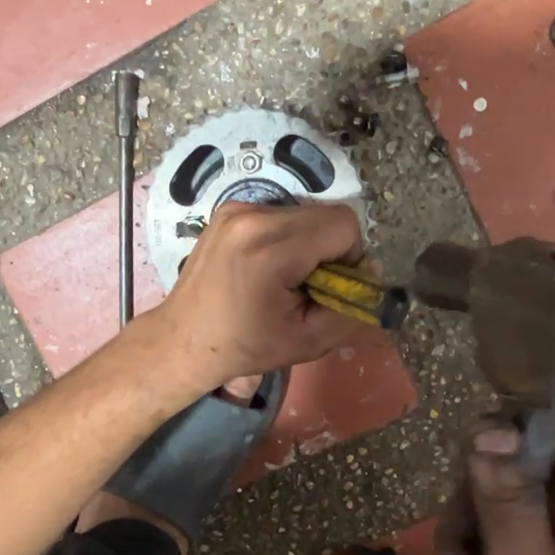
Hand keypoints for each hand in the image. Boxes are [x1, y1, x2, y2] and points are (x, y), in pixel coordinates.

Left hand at [148, 201, 367, 391]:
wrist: (184, 338)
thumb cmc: (244, 346)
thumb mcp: (308, 341)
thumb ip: (350, 308)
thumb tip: (370, 275)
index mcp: (270, 248)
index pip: (344, 226)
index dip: (348, 258)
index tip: (326, 288)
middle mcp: (252, 216)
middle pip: (325, 215)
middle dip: (328, 249)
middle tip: (306, 286)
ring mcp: (236, 208)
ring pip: (304, 212)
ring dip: (307, 242)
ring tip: (282, 279)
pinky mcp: (228, 210)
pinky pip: (279, 213)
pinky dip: (284, 237)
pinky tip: (265, 267)